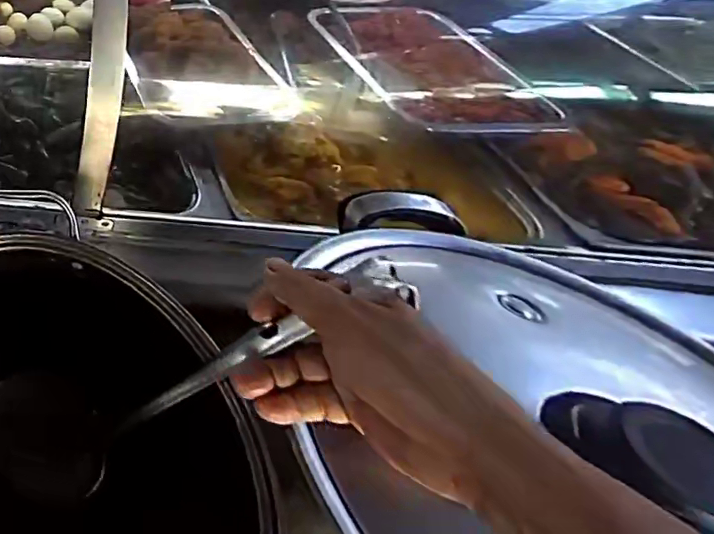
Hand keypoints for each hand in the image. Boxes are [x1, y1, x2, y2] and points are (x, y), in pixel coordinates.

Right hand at [230, 260, 534, 505]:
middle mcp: (360, 334)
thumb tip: (271, 267)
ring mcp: (361, 373)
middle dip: (268, 346)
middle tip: (242, 360)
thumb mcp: (348, 323)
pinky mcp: (362, 410)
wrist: (471, 447)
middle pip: (300, 333)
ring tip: (248, 388)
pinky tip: (272, 407)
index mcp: (361, 304)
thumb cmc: (415, 376)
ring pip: (304, 369)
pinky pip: (317, 401)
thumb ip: (303, 293)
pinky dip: (292, 404)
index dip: (277, 299)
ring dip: (273, 378)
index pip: (307, 290)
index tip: (255, 313)